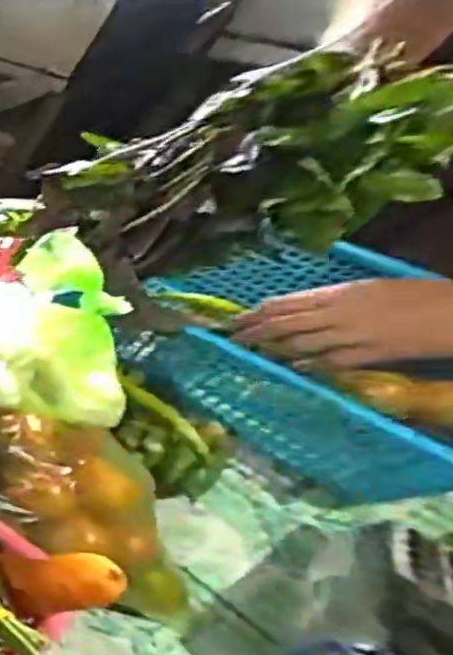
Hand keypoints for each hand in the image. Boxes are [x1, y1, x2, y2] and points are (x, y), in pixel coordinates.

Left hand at [232, 279, 452, 369]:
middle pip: (283, 324)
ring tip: (258, 352)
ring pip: (301, 342)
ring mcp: (356, 334)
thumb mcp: (372, 288)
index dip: (254, 313)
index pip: (282, 304)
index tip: (234, 320)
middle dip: (252, 332)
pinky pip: (334, 360)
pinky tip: (297, 366)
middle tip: (232, 339)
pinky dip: (311, 364)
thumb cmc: (424, 295)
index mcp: (338, 293)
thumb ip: (334, 297)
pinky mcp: (377, 352)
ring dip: (276, 348)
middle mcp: (339, 313)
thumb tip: (300, 307)